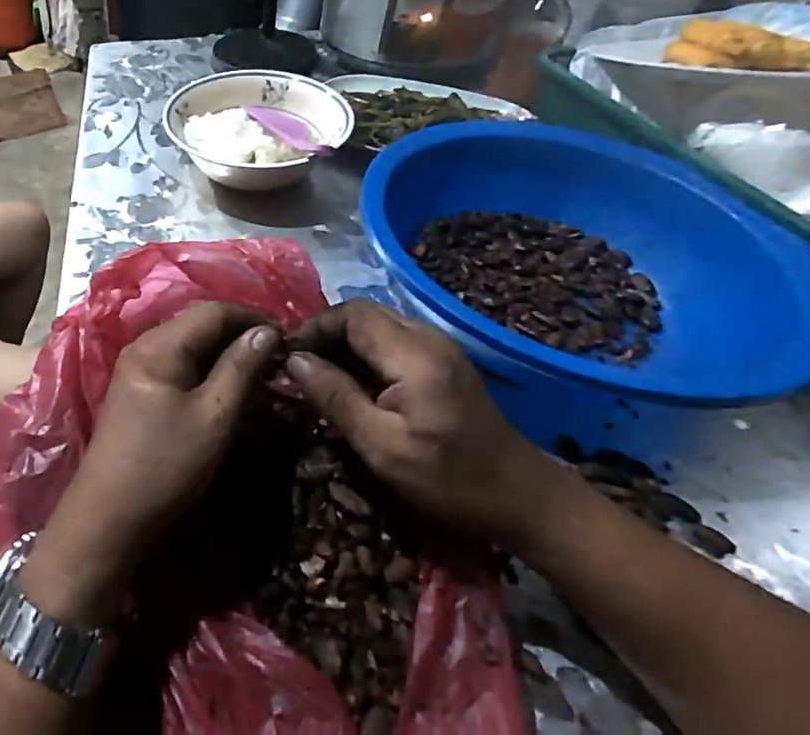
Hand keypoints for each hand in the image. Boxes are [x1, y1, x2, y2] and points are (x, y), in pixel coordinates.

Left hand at [22, 302, 280, 624]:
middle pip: (201, 323)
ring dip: (226, 351)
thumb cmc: (165, 464)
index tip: (289, 338)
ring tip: (261, 371)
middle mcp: (145, 344)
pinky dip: (208, 367)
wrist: (107, 516)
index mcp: (160, 344)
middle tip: (279, 356)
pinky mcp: (138, 388)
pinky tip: (229, 386)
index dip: (254, 318)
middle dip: (242, 334)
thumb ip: (241, 367)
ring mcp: (137, 366)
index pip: (215, 311)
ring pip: (191, 343)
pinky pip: (180, 362)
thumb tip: (267, 331)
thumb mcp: (214, 415)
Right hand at [285, 301, 563, 544]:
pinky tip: (354, 383)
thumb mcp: (383, 447)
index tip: (288, 357)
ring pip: (377, 323)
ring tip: (319, 376)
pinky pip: (393, 339)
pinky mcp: (443, 359)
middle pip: (364, 313)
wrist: (520, 495)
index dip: (314, 328)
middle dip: (326, 334)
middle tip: (299, 368)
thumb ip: (336, 397)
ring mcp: (439, 345)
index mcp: (413, 354)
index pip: (351, 314)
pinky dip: (365, 352)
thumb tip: (293, 360)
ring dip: (344, 342)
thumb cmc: (449, 479)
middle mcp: (427, 336)